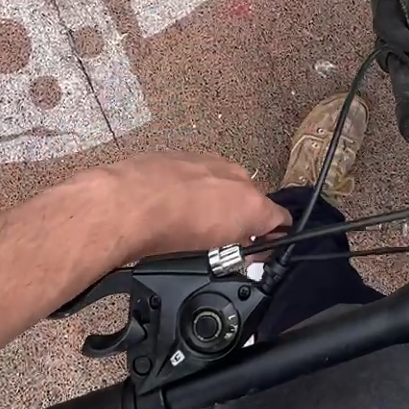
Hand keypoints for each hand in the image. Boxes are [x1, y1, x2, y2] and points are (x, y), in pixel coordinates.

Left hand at [82, 152, 290, 263]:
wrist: (128, 202)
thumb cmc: (167, 229)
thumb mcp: (212, 252)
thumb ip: (238, 242)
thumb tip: (244, 244)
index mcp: (251, 202)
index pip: (280, 218)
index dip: (274, 236)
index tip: (262, 247)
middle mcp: (237, 176)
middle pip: (251, 199)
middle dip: (241, 218)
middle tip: (222, 240)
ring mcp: (212, 162)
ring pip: (224, 184)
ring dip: (216, 202)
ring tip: (192, 224)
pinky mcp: (187, 155)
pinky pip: (200, 174)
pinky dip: (193, 188)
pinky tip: (173, 207)